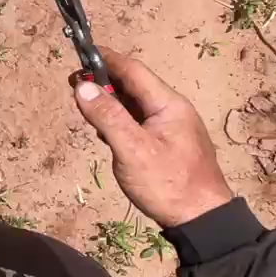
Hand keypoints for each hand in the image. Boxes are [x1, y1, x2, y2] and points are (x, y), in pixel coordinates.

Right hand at [71, 51, 234, 228]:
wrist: (202, 221)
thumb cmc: (167, 183)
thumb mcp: (131, 149)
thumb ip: (107, 116)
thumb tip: (81, 86)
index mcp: (168, 104)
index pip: (133, 70)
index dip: (106, 60)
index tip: (79, 55)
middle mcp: (172, 110)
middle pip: (133, 85)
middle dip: (103, 81)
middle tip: (74, 86)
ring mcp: (171, 127)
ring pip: (134, 104)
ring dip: (109, 101)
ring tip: (84, 107)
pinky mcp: (166, 144)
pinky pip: (137, 121)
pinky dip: (118, 118)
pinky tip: (104, 130)